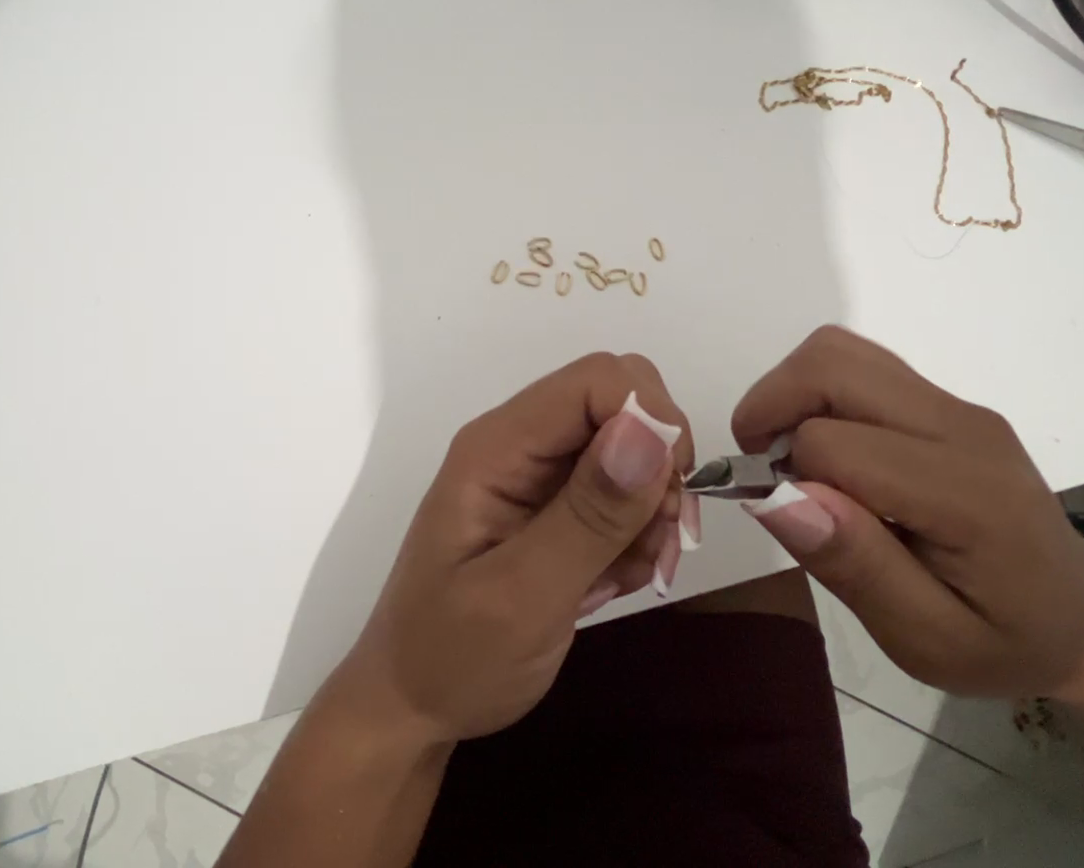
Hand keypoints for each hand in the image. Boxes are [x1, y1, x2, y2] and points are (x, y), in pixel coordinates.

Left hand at [324, 353, 691, 744]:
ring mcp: (538, 477)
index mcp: (497, 448)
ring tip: (626, 574)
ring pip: (633, 451)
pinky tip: (612, 582)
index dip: (650, 419)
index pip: (596, 379)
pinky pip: (624, 494)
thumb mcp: (522, 596)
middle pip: (622, 404)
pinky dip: (638, 535)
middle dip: (659, 466)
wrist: (414, 704)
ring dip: (652, 510)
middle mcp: (520, 447)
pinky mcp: (556, 509)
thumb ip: (587, 516)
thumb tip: (651, 430)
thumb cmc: (452, 656)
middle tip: (657, 541)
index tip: (668, 498)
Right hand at [730, 326, 1083, 698]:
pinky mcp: (943, 401)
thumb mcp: (927, 641)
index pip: (834, 444)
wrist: (1077, 613)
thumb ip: (856, 567)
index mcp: (967, 496)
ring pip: (838, 352)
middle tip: (761, 471)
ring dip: (788, 396)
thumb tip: (775, 496)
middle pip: (831, 366)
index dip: (786, 478)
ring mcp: (956, 406)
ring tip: (787, 459)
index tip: (786, 521)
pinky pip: (856, 367)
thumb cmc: (1000, 641)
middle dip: (770, 409)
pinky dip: (813, 395)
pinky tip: (821, 452)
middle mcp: (963, 428)